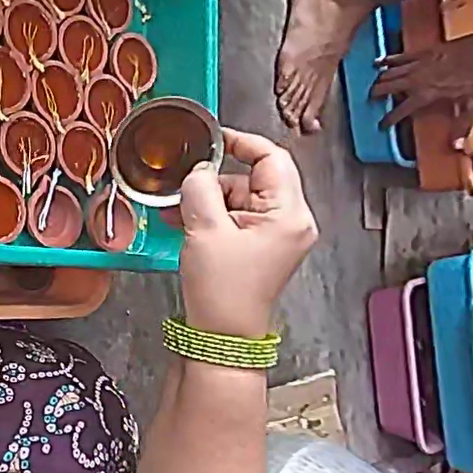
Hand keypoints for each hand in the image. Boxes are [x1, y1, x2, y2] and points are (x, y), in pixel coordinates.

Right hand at [166, 128, 317, 337]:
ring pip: (239, 197)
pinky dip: (211, 216)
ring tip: (181, 216)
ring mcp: (276, 235)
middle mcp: (290, 222)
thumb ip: (200, 188)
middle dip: (215, 182)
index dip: (241, 142)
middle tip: (184, 192)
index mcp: (288, 214)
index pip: (272, 158)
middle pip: (252, 179)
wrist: (221, 334)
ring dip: (208, 201)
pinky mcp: (260, 246)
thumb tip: (198, 170)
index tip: (213, 138)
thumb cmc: (222, 290)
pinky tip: (187, 224)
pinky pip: (235, 217)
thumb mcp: (205, 230)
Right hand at [371, 9, 472, 142]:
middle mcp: (418, 78)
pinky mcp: (426, 50)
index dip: (389, 119)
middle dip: (376, 95)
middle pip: (388, 87)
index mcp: (427, 94)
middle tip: (369, 101)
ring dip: (379, 79)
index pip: (402, 110)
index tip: (381, 126)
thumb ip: (462, 126)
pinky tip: (380, 62)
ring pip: (390, 72)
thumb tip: (457, 148)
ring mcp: (420, 63)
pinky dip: (389, 60)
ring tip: (370, 84)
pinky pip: (401, 56)